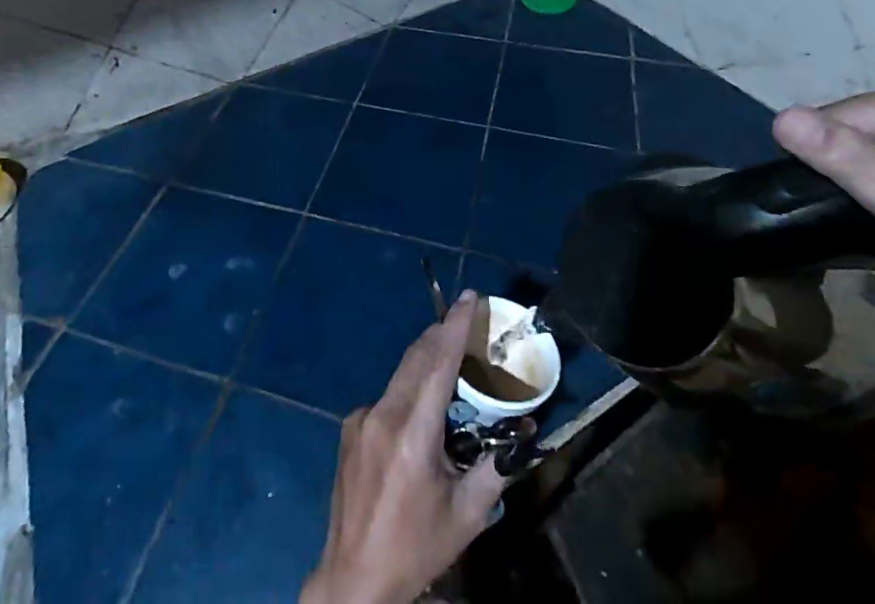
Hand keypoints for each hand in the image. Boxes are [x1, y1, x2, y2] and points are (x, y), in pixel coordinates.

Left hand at [301, 291, 508, 603]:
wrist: (353, 577)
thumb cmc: (416, 546)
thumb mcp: (468, 514)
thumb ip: (497, 468)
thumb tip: (525, 435)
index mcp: (411, 431)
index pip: (438, 363)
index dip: (456, 326)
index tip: (470, 298)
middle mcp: (381, 413)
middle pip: (416, 359)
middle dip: (442, 334)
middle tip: (468, 319)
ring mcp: (360, 419)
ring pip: (400, 376)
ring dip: (427, 362)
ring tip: (454, 361)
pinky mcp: (350, 429)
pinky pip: (386, 399)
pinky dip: (409, 391)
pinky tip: (423, 414)